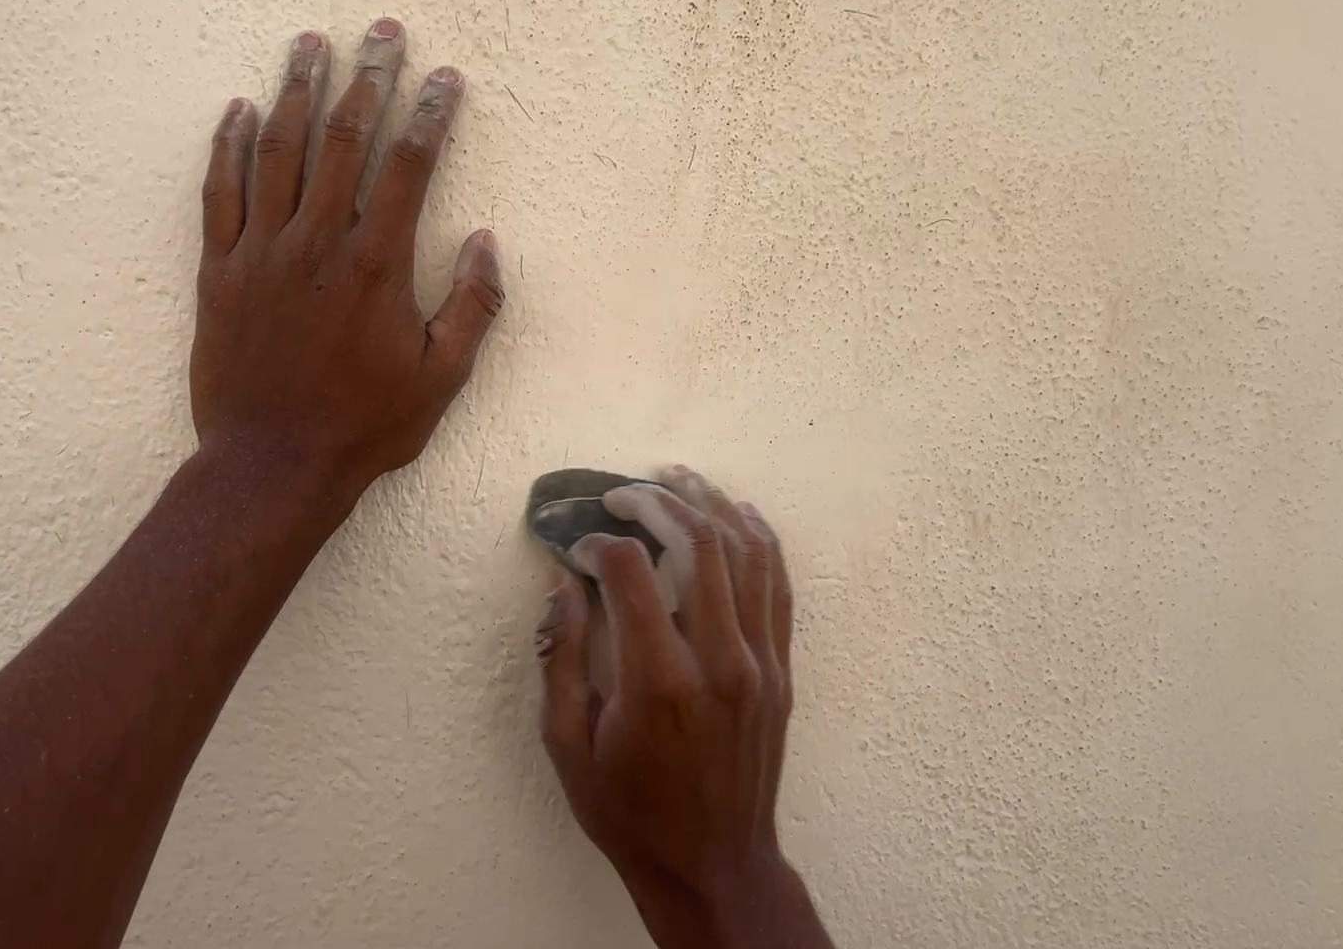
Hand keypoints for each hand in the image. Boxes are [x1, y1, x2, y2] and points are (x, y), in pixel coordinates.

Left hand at [189, 18, 503, 490]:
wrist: (274, 464)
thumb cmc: (365, 425)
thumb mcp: (442, 378)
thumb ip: (472, 306)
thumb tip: (486, 242)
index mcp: (377, 266)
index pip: (410, 167)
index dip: (431, 115)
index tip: (445, 78)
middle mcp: (318, 244)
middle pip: (343, 140)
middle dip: (367, 79)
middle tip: (380, 33)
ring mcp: (262, 253)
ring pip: (278, 152)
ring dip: (297, 91)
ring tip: (309, 43)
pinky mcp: (220, 272)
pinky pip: (219, 193)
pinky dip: (228, 146)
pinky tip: (238, 109)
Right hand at [538, 468, 830, 947]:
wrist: (715, 864)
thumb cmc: (630, 810)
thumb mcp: (567, 743)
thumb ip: (561, 655)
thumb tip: (562, 584)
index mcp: (658, 680)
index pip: (630, 571)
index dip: (596, 545)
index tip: (576, 550)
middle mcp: (718, 660)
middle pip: (697, 543)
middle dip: (654, 501)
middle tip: (622, 492)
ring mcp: (760, 662)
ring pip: (745, 552)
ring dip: (710, 503)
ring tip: (678, 477)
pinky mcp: (781, 669)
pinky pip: (778, 584)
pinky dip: (758, 538)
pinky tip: (736, 513)